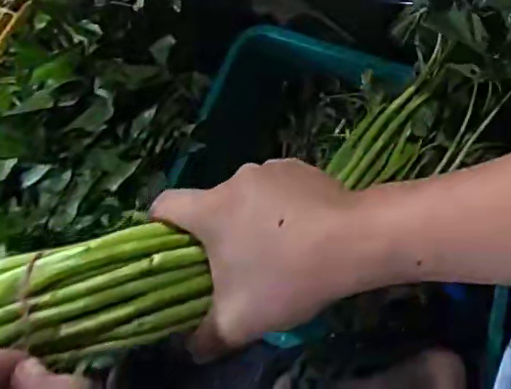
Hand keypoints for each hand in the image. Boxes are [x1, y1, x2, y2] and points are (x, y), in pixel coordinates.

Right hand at [151, 159, 367, 357]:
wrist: (353, 239)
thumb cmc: (286, 276)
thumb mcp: (236, 324)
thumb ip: (202, 337)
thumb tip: (192, 344)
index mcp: (212, 206)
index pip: (165, 204)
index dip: (158, 228)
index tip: (167, 255)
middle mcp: (238, 177)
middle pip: (210, 205)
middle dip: (213, 237)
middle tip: (229, 272)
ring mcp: (273, 167)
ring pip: (245, 197)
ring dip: (248, 221)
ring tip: (273, 255)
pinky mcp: (302, 166)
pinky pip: (276, 190)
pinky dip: (278, 210)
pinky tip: (300, 235)